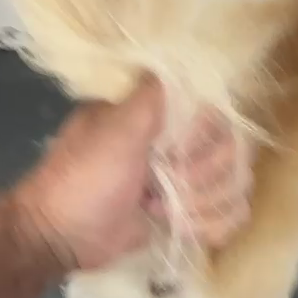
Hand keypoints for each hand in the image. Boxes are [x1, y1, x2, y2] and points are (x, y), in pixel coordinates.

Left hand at [10, 79, 252, 271]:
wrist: (63, 239)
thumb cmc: (84, 180)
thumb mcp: (114, 131)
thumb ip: (150, 97)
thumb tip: (177, 59)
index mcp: (155, 114)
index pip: (214, 111)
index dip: (203, 137)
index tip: (174, 153)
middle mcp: (174, 141)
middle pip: (230, 149)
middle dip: (201, 177)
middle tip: (162, 187)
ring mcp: (184, 178)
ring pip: (234, 184)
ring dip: (202, 205)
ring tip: (160, 211)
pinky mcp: (189, 212)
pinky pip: (230, 213)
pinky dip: (211, 225)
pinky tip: (180, 228)